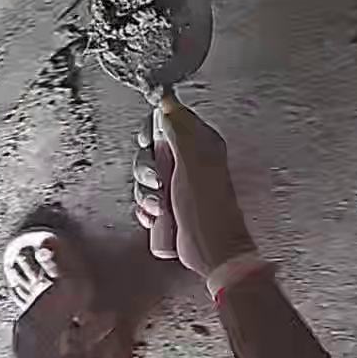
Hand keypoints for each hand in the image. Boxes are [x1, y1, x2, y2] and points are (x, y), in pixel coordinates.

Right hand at [133, 96, 256, 276]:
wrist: (211, 252)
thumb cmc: (207, 212)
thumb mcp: (192, 164)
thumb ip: (180, 131)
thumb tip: (167, 105)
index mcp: (201, 144)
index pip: (169, 120)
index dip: (154, 131)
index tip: (151, 145)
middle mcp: (189, 161)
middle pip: (150, 149)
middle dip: (146, 168)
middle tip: (158, 183)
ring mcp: (179, 183)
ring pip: (145, 175)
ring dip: (146, 193)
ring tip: (160, 207)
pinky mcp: (170, 204)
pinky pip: (145, 197)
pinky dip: (146, 208)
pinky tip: (157, 217)